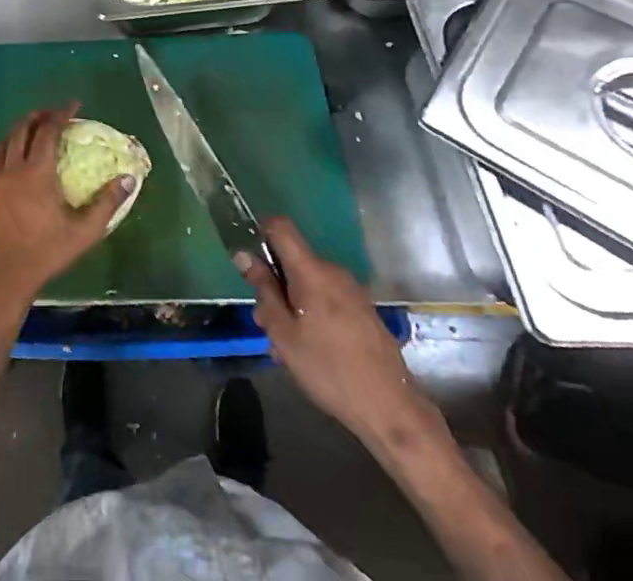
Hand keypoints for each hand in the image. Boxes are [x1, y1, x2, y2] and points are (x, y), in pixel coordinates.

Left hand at [0, 103, 134, 310]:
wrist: (8, 274)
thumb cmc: (49, 251)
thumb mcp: (86, 230)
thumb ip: (108, 202)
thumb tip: (129, 178)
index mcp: (36, 173)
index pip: (48, 131)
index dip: (62, 113)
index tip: (75, 104)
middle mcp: (13, 169)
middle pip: (23, 128)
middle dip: (40, 115)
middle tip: (58, 113)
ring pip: (6, 140)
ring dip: (22, 127)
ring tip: (38, 126)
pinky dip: (9, 144)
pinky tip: (19, 153)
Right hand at [237, 217, 443, 444]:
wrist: (387, 405)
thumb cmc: (327, 369)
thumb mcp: (283, 334)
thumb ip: (264, 291)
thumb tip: (245, 256)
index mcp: (313, 272)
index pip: (282, 228)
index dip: (261, 233)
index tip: (249, 261)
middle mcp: (334, 272)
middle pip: (294, 262)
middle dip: (274, 286)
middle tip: (267, 325)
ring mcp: (352, 290)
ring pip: (309, 283)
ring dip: (291, 305)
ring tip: (286, 346)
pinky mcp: (362, 308)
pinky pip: (327, 298)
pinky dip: (311, 313)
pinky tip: (310, 349)